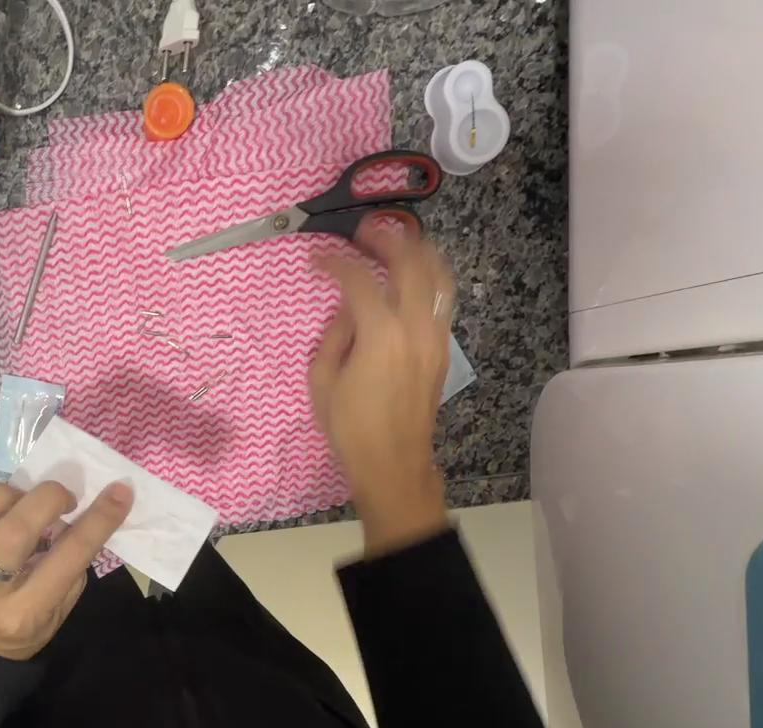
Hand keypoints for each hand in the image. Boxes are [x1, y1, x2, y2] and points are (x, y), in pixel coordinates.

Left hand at [0, 478, 133, 659]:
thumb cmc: (33, 618)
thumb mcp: (65, 599)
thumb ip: (73, 557)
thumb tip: (86, 504)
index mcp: (27, 612)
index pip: (67, 558)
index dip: (98, 520)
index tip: (119, 492)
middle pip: (13, 534)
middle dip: (45, 500)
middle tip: (61, 498)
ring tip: (17, 497)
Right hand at [309, 227, 454, 554]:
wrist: (392, 461)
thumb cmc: (349, 427)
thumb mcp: (323, 382)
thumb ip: (333, 337)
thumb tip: (345, 311)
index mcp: (380, 334)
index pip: (358, 280)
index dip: (335, 263)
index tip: (317, 259)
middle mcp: (415, 326)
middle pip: (410, 262)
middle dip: (387, 238)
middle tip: (365, 231)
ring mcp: (435, 335)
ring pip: (439, 275)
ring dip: (420, 250)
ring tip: (399, 241)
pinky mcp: (442, 348)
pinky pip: (444, 298)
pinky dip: (431, 277)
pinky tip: (415, 276)